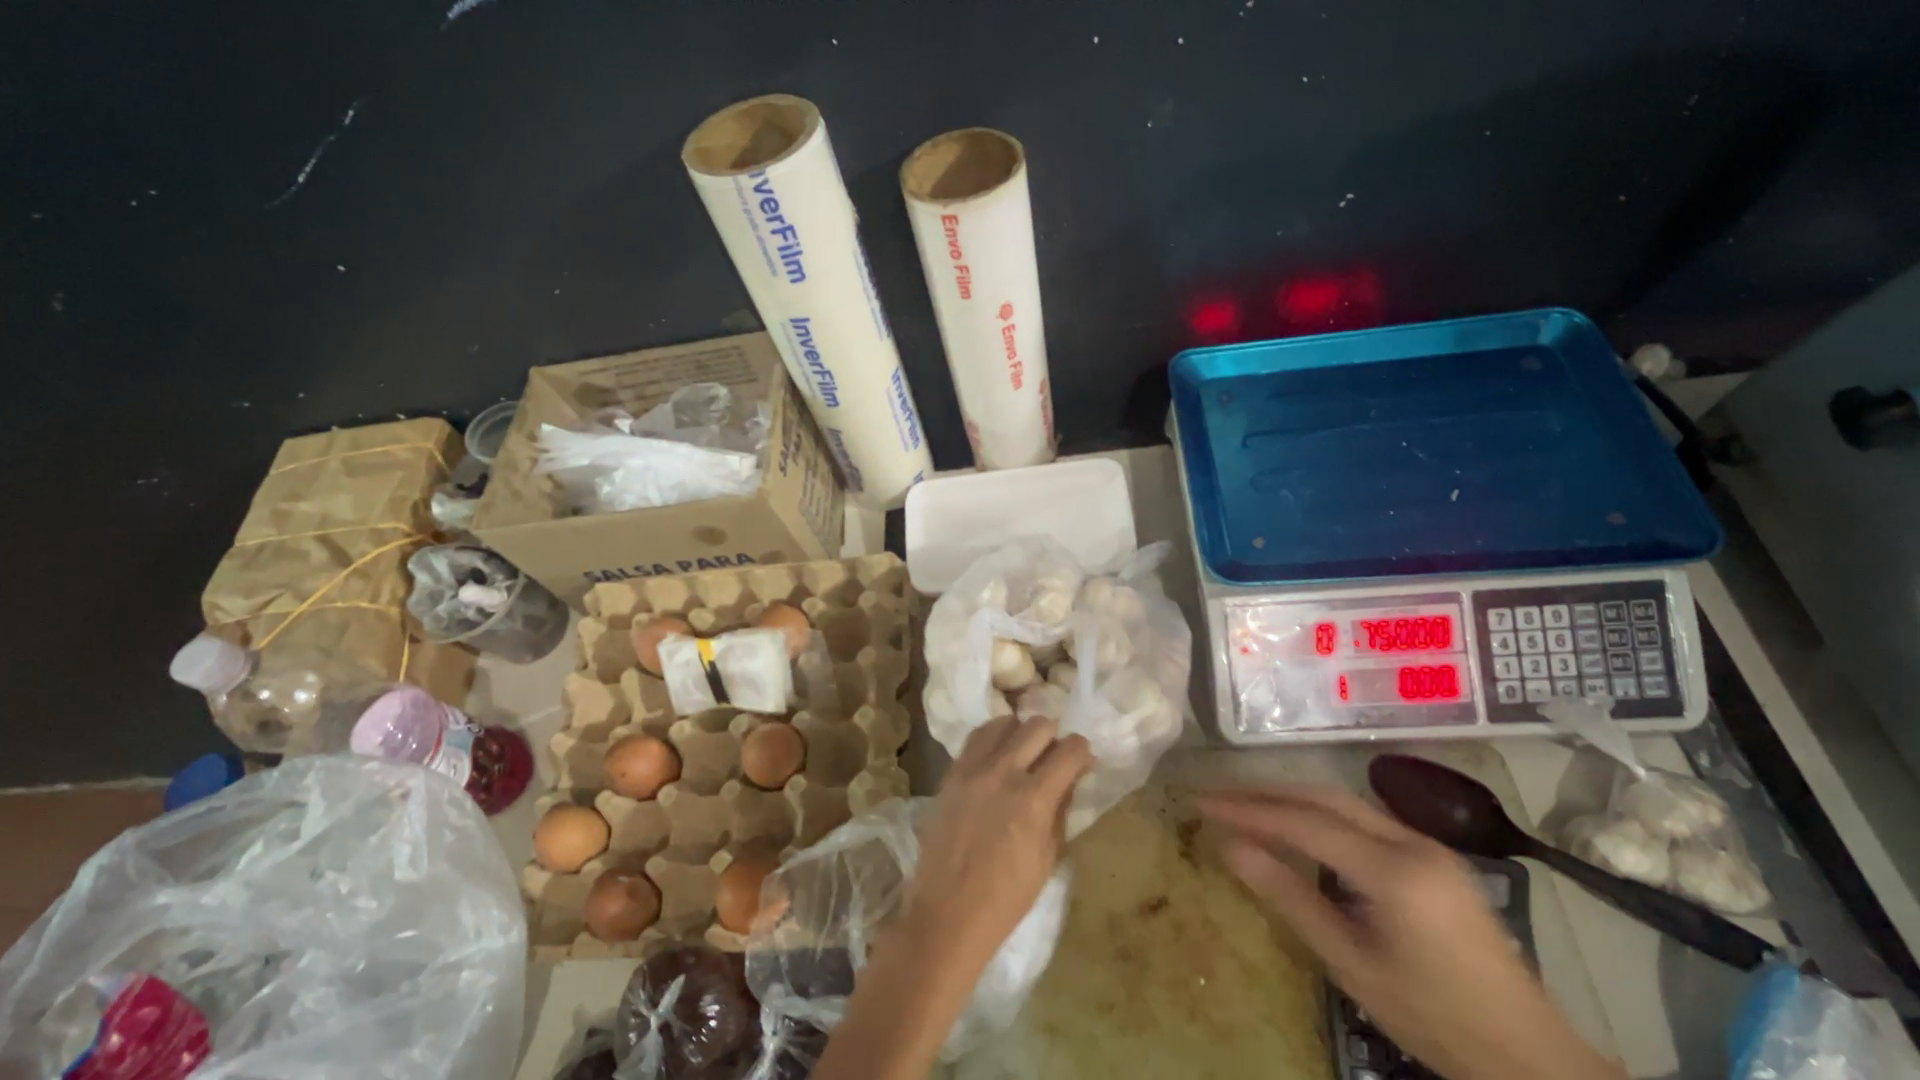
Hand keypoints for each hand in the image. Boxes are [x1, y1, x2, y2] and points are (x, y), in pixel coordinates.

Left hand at [813, 716, 1092, 1079]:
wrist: (948, 914)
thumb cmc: (1007, 897)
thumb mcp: (1048, 857)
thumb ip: (1060, 810)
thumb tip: (1071, 779)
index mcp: (1033, 799)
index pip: (1070, 751)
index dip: (1083, 752)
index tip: (1084, 761)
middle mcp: (1002, 773)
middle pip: (1038, 726)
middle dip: (1054, 737)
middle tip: (1055, 756)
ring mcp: (971, 771)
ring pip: (1003, 723)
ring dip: (1020, 732)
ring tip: (1024, 752)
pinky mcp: (950, 776)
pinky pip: (975, 740)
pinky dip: (992, 740)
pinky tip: (997, 758)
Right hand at [1200, 786, 1625, 1079]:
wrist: (1522, 1048)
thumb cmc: (1429, 1014)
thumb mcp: (1350, 962)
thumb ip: (1291, 898)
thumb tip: (1231, 848)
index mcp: (1393, 870)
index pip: (1304, 822)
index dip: (1248, 809)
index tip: (1202, 802)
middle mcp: (1413, 842)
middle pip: (1325, 797)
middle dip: (1266, 791)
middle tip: (1216, 793)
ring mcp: (1429, 846)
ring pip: (1347, 803)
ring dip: (1293, 798)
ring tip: (1245, 804)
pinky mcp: (1436, 858)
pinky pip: (1367, 820)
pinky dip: (1322, 816)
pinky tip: (1299, 828)